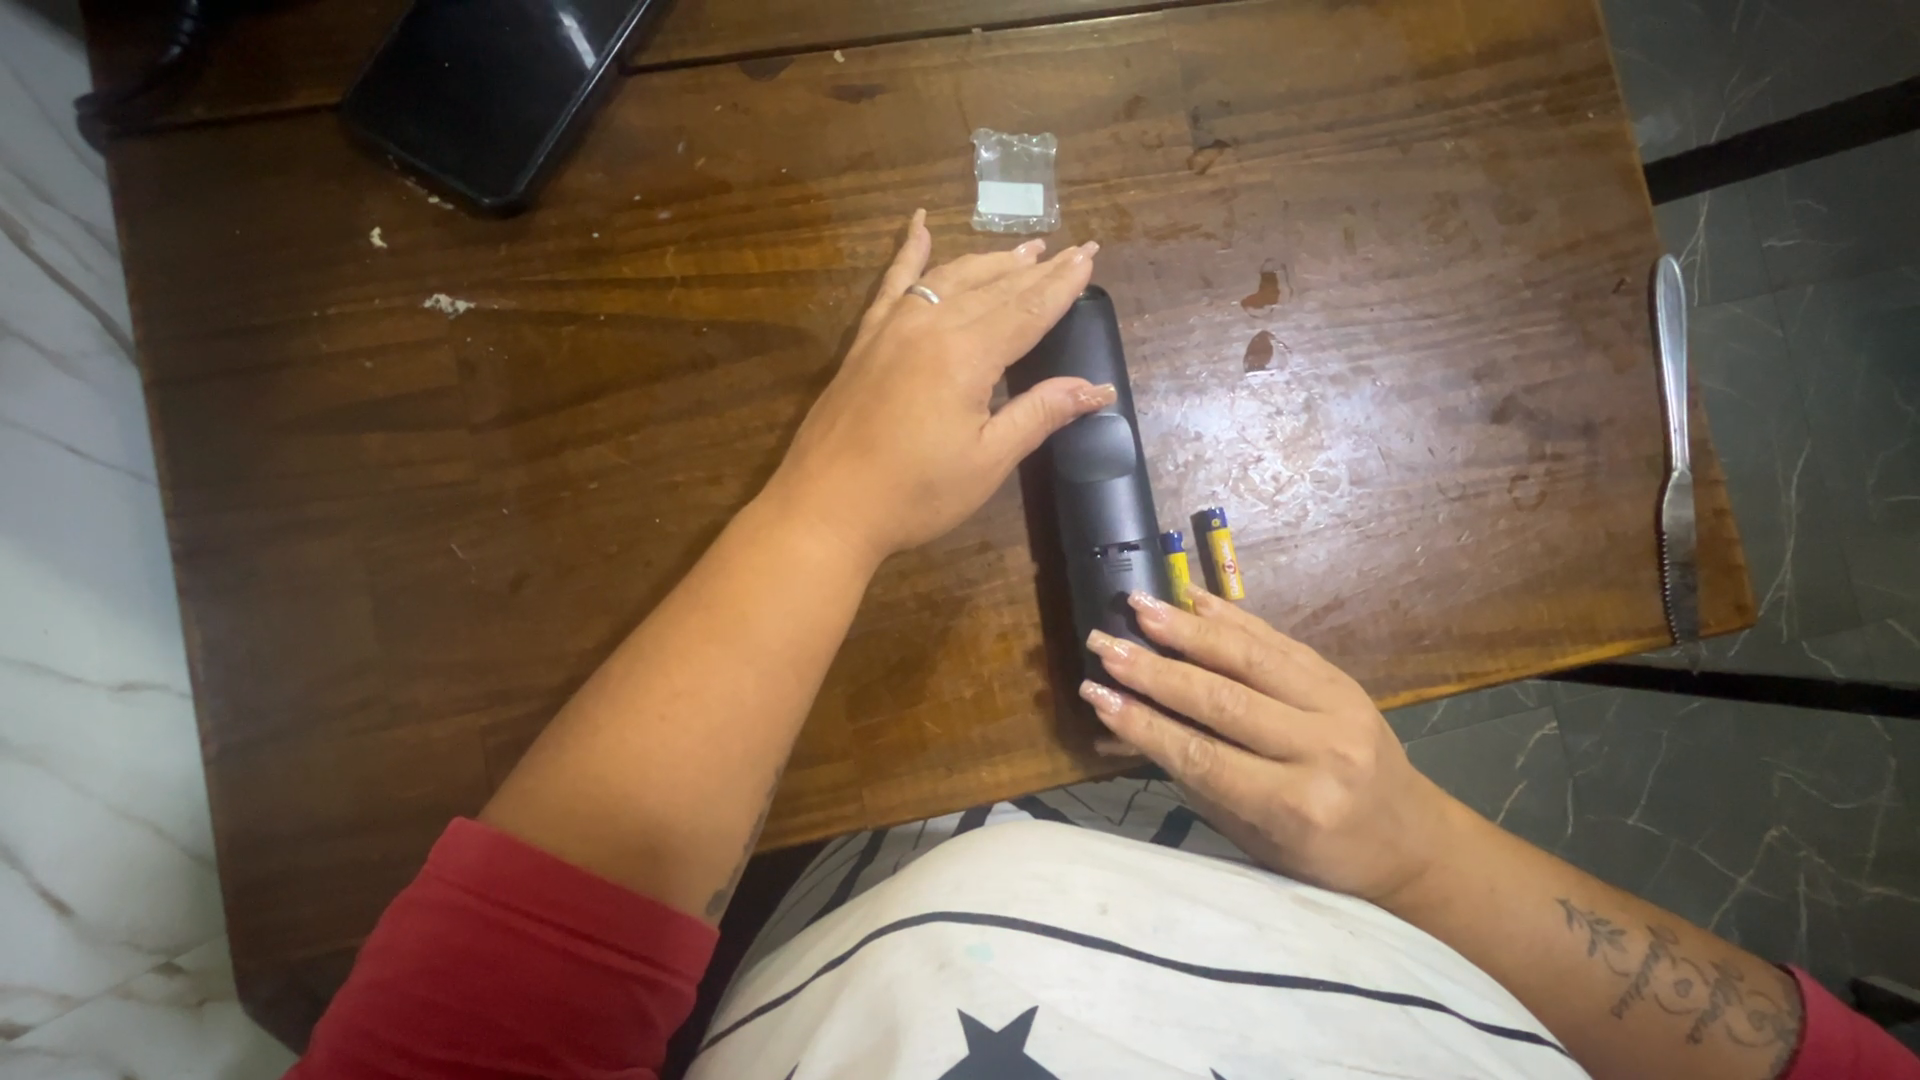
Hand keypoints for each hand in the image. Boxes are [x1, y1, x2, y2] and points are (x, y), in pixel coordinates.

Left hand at [766, 209, 1110, 562]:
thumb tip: (1097, 388)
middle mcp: (930, 326)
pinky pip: (892, 284)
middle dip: (1036, 268)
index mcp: (966, 355)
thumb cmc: (914, 494)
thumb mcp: (987, 461)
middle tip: (1071, 247)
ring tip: (1023, 249)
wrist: (826, 507)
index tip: (1090, 256)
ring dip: (989, 261)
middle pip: (994, 287)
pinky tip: (918, 227)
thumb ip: (1039, 414)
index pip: (1028, 309)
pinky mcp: (864, 341)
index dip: (1062, 285)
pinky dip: (909, 253)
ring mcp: (891, 328)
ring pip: (950, 279)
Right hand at [1078, 589, 1468, 905]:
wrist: (1409, 838)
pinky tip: (1191, 598)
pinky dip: (1230, 618)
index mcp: (1296, 805)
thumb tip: (1130, 722)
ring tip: (1139, 605)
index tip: (1095, 693)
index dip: (1143, 722)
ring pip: (1250, 658)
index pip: (1203, 755)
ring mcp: (1338, 706)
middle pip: (1223, 700)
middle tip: (1105, 644)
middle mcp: (1321, 750)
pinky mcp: (1341, 678)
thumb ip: (1196, 774)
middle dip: (1154, 669)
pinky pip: (1278, 641)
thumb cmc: (1319, 854)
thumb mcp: (1252, 832)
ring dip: (1187, 629)